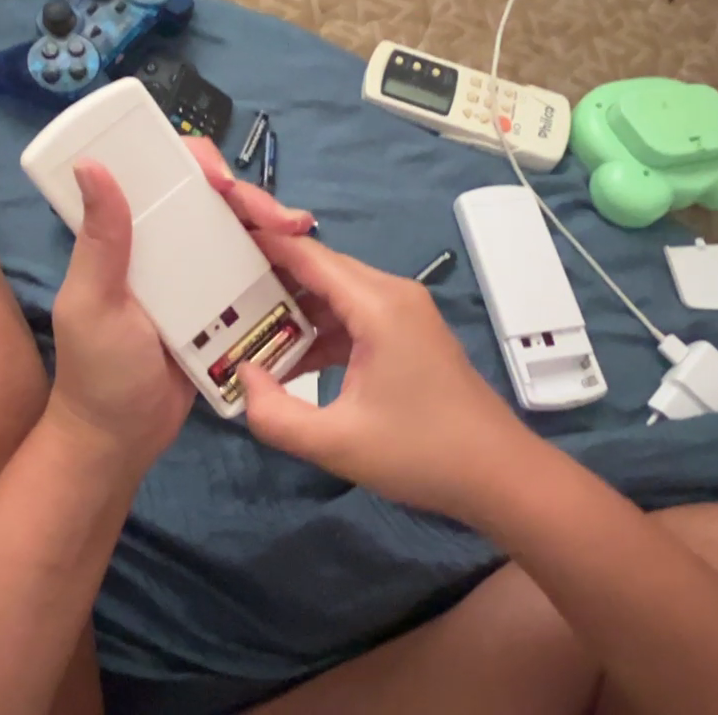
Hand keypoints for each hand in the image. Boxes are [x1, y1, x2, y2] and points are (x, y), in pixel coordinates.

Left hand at [47, 138, 314, 467]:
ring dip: (272, 226)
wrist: (123, 440)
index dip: (198, 164)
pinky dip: (276, 266)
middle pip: (214, 201)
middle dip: (253, 198)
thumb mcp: (94, 303)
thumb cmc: (100, 370)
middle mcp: (164, 246)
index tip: (225, 181)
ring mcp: (195, 277)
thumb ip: (99, 240)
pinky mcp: (220, 308)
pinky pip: (251, 275)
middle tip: (286, 219)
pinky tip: (304, 267)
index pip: (165, 177)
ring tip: (303, 233)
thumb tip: (90, 165)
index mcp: (128, 236)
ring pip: (238, 234)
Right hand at [235, 234, 539, 520]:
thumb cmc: (421, 454)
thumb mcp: (336, 442)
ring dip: (294, 310)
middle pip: (320, 269)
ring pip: (335, 294)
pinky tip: (290, 360)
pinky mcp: (407, 333)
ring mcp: (403, 313)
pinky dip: (320, 331)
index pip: (308, 255)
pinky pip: (353, 316)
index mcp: (377, 304)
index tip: (219, 241)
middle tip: (220, 292)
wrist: (499, 475)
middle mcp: (391, 294)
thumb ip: (274, 414)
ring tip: (245, 327)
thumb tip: (243, 376)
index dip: (263, 243)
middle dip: (271, 279)